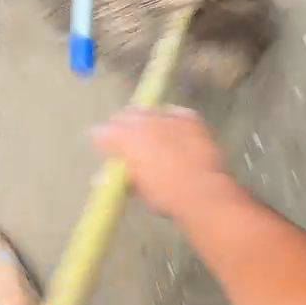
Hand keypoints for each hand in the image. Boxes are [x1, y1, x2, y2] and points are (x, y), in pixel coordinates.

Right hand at [91, 106, 239, 219]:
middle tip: (125, 141)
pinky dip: (169, 118)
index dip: (101, 140)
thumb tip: (104, 175)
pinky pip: (173, 111)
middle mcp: (143, 121)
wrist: (204, 192)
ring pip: (147, 110)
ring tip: (148, 133)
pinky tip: (171, 128)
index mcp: (125, 139)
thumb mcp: (136, 187)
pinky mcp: (188, 118)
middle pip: (124, 115)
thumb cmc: (165, 195)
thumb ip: (120, 174)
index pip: (101, 131)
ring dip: (144, 120)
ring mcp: (167, 117)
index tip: (104, 148)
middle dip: (121, 126)